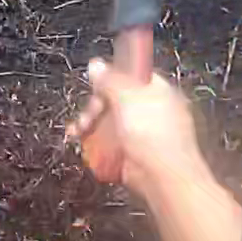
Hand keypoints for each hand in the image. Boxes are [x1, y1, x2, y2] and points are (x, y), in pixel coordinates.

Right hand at [75, 59, 207, 197]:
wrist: (163, 176)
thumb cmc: (152, 134)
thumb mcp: (126, 97)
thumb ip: (108, 80)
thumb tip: (95, 64)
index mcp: (157, 91)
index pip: (131, 77)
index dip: (111, 80)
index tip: (95, 88)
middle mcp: (152, 111)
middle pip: (116, 101)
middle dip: (95, 107)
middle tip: (87, 115)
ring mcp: (142, 135)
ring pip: (110, 123)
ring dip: (90, 125)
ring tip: (78, 131)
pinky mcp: (132, 154)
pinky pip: (110, 144)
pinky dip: (94, 143)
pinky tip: (83, 142)